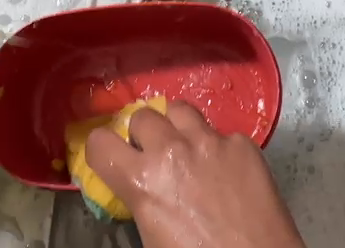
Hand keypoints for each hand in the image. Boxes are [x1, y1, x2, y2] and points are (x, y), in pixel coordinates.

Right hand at [86, 100, 304, 247]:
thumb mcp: (153, 240)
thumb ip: (140, 203)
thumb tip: (137, 190)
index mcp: (144, 180)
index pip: (100, 143)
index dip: (102, 151)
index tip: (110, 159)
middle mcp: (174, 149)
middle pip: (143, 115)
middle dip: (144, 135)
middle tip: (154, 158)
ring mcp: (212, 141)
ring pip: (181, 109)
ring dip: (178, 127)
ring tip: (186, 150)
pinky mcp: (244, 143)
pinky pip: (221, 133)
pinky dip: (218, 147)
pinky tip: (226, 172)